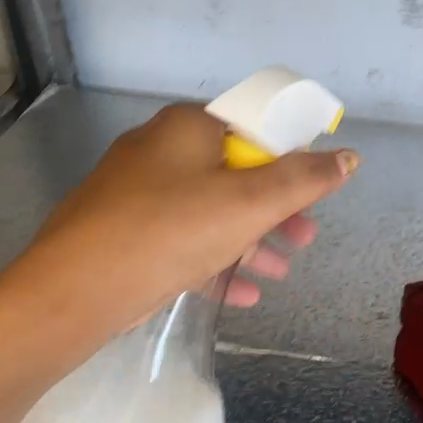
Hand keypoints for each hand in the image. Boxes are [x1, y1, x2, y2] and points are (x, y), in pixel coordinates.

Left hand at [0, 103, 357, 334]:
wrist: (73, 291)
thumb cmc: (170, 232)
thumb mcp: (250, 203)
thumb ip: (305, 180)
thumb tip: (349, 158)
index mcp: (188, 127)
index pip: (256, 127)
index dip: (293, 156)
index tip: (314, 192)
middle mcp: (159, 149)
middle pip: (236, 171)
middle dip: (276, 208)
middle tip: (306, 238)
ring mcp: (136, 192)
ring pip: (210, 209)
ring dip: (251, 239)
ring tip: (281, 271)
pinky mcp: (123, 231)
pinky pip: (182, 238)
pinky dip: (215, 260)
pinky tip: (240, 295)